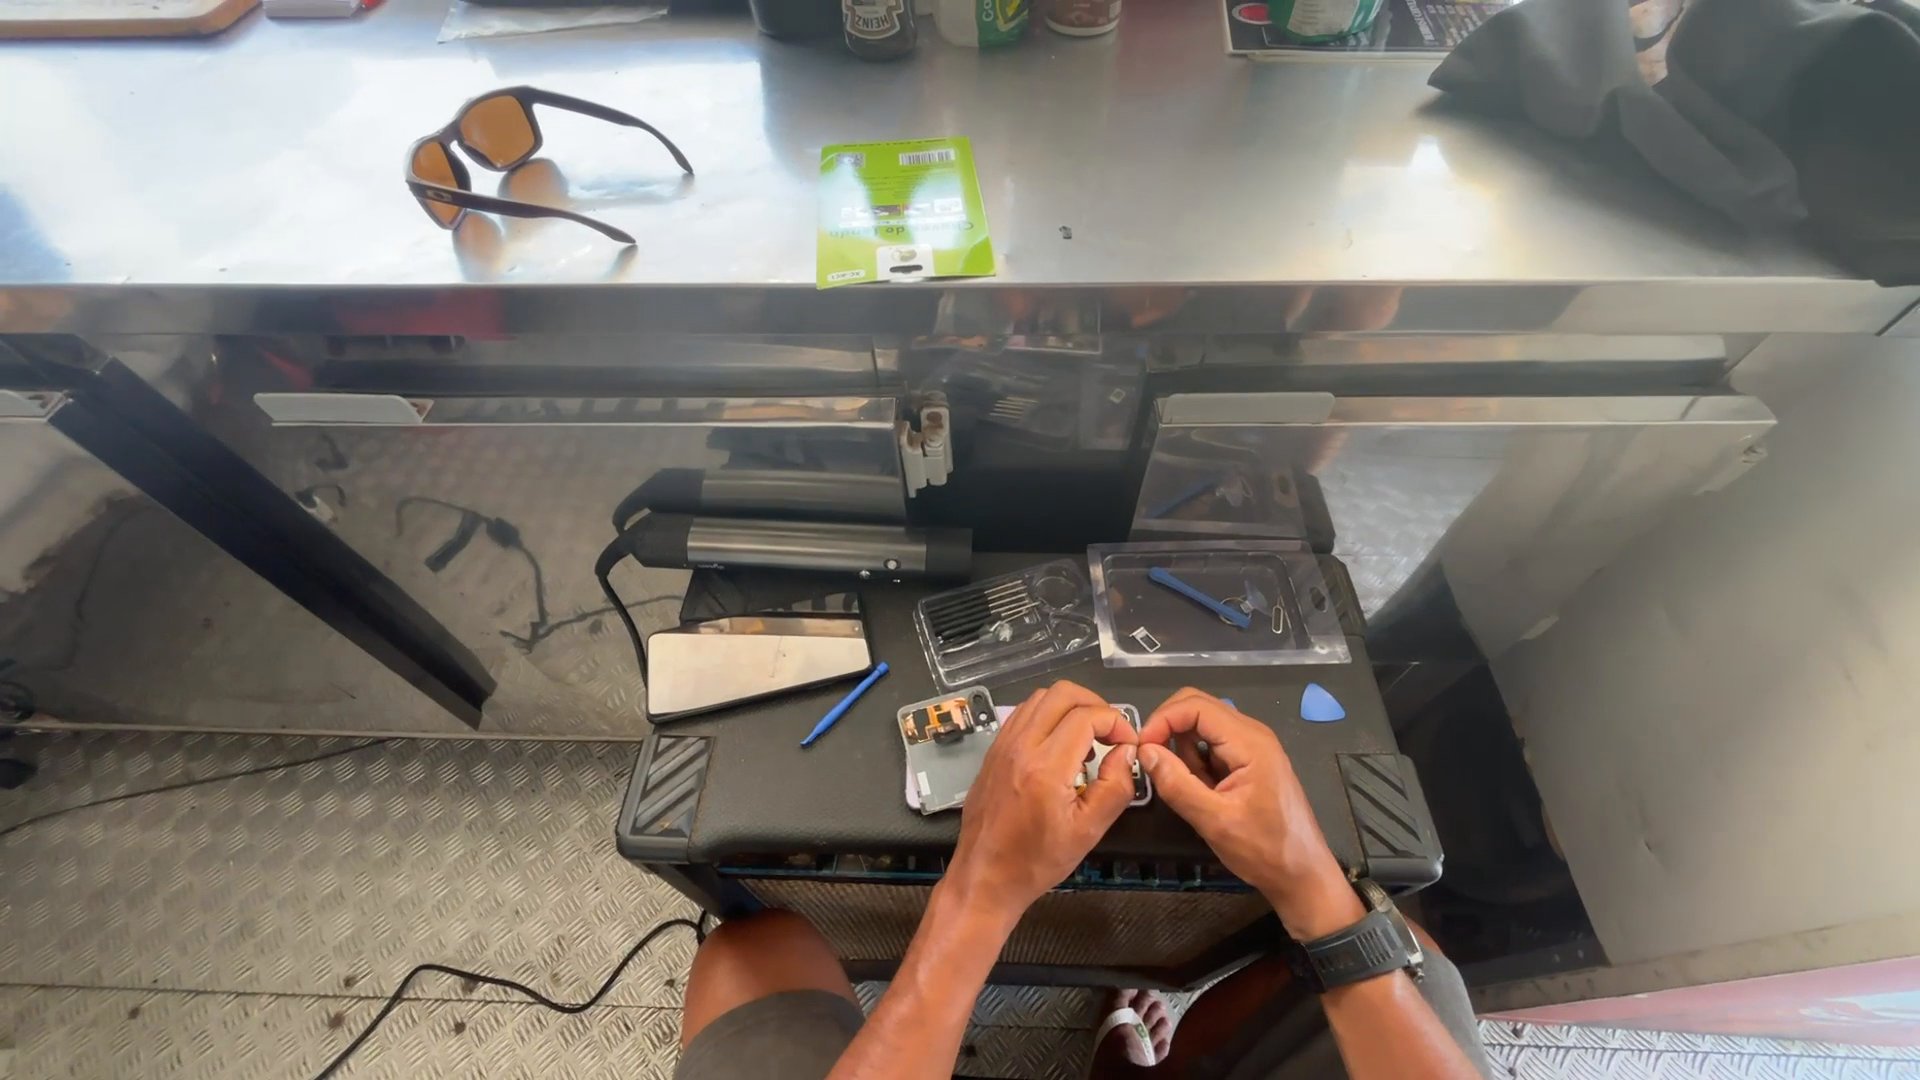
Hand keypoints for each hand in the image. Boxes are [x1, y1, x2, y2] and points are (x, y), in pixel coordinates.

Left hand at [945, 681, 1138, 930]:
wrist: (985, 876)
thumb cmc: (1037, 860)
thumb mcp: (1088, 832)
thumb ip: (1115, 787)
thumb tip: (1127, 751)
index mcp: (1045, 766)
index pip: (1087, 717)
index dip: (1116, 721)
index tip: (1128, 743)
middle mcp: (1020, 746)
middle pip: (1062, 693)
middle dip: (1095, 705)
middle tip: (1111, 732)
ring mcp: (1002, 744)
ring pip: (1040, 697)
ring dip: (1070, 707)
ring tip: (1088, 738)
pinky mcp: (993, 749)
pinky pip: (1023, 713)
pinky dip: (1048, 715)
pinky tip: (1060, 744)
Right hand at [1138, 689, 1363, 939]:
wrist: (1304, 877)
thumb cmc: (1264, 851)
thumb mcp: (1214, 822)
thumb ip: (1177, 784)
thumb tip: (1144, 751)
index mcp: (1249, 742)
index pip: (1195, 706)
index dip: (1163, 720)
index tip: (1141, 748)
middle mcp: (1252, 734)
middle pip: (1197, 706)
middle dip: (1168, 727)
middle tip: (1151, 759)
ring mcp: (1252, 745)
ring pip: (1202, 723)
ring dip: (1181, 746)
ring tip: (1186, 785)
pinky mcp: (1248, 759)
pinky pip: (1211, 742)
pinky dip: (1194, 758)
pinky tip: (1201, 789)